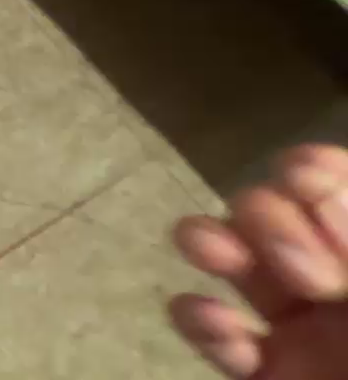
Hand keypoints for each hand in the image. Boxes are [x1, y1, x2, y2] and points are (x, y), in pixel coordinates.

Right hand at [170, 144, 347, 378]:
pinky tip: (221, 330)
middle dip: (268, 217)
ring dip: (209, 242)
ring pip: (226, 255)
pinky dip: (197, 320)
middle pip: (276, 211)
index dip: (315, 172)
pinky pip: (206, 328)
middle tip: (302, 265)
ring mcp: (304, 334)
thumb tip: (317, 183)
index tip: (305, 180)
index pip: (342, 187)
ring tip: (215, 257)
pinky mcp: (261, 371)